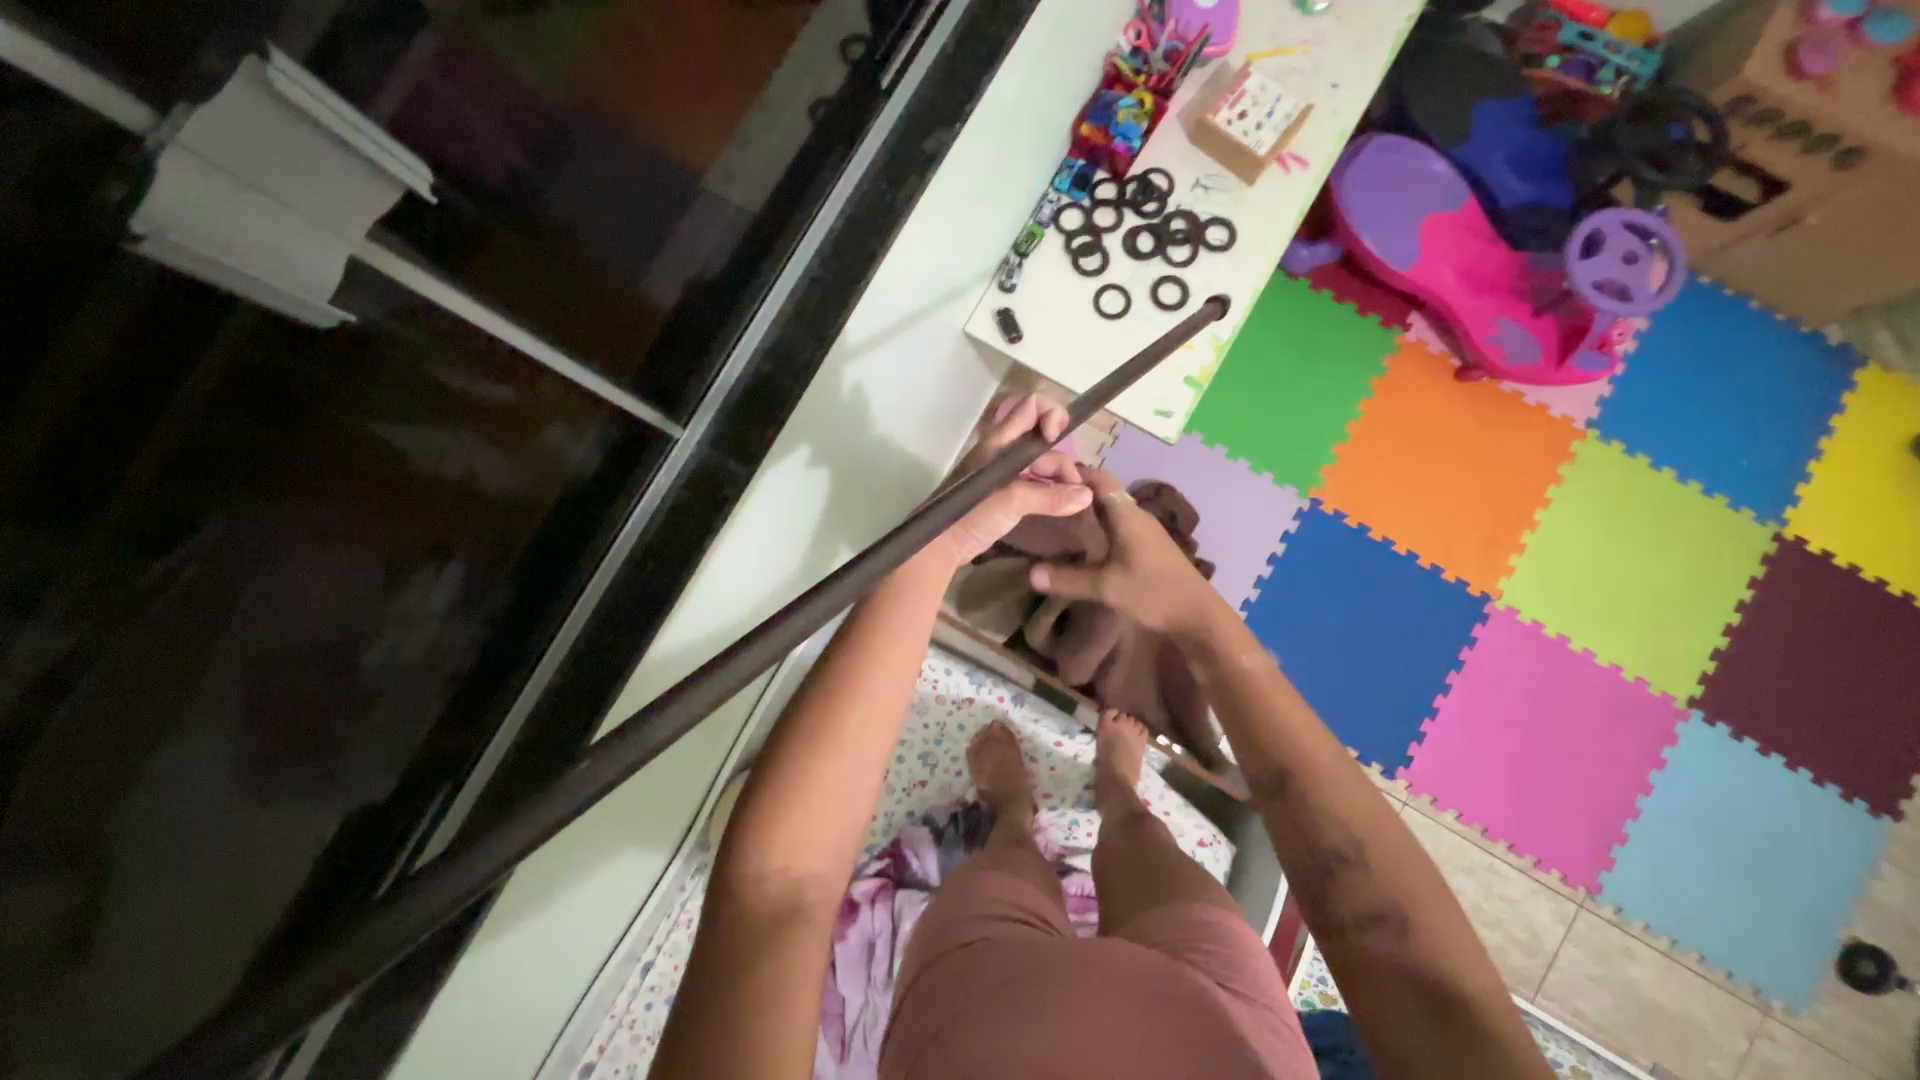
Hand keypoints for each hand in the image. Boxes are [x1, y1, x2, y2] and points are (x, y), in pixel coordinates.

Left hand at [936, 394, 1092, 564]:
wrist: (939, 546)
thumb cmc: (968, 515)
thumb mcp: (1011, 502)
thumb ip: (1049, 497)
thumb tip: (1086, 495)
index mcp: (999, 442)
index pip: (1031, 407)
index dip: (1052, 414)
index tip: (1058, 438)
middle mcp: (1005, 452)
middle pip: (1044, 444)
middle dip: (1062, 461)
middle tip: (1074, 491)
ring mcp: (1006, 474)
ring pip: (1043, 466)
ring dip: (1061, 480)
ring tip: (1072, 504)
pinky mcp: (1007, 496)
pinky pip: (1038, 485)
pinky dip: (1052, 492)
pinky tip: (1063, 507)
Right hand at [1028, 469, 1222, 636]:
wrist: (1197, 615)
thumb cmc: (1154, 592)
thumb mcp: (1106, 587)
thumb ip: (1068, 579)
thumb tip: (1030, 573)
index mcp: (1127, 514)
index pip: (1098, 477)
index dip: (1072, 472)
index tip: (1043, 476)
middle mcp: (1136, 515)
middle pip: (1103, 491)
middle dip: (1074, 492)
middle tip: (1042, 498)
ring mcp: (1145, 530)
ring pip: (1110, 509)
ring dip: (1086, 510)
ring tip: (1055, 518)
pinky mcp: (1147, 545)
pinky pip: (1117, 525)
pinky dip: (1098, 526)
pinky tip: (1082, 542)